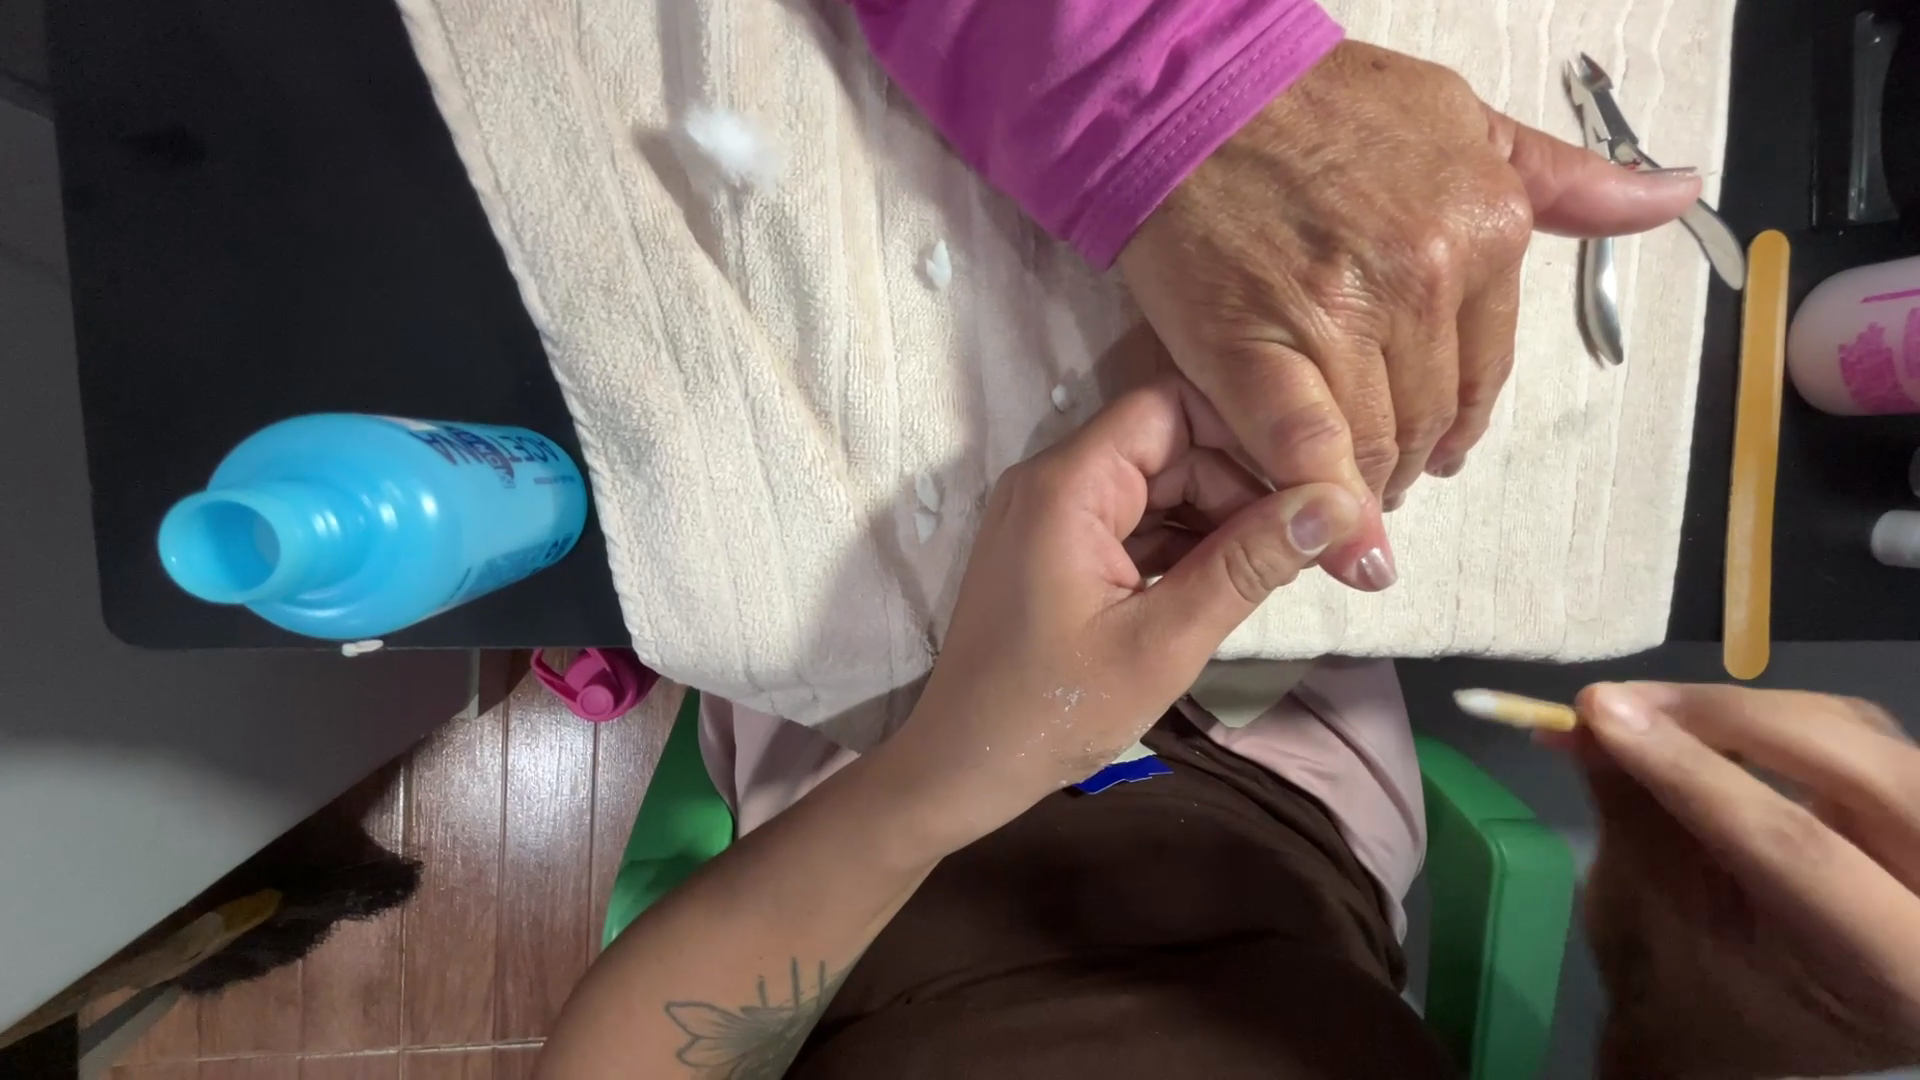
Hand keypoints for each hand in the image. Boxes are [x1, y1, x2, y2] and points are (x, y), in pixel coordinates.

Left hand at [872, 378, 1361, 851]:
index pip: (1171, 404)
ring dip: (1215, 520)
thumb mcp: (1163, 641)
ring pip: (1154, 487)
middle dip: (1239, 487)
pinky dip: (1178, 544)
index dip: (1247, 428)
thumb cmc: (1056, 710)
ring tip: (1278, 567)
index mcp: (1069, 483)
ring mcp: (1049, 515)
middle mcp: (1053, 480)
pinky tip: (1224, 580)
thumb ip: (1249, 564)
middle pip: (1168, 446)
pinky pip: (1130, 522)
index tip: (1314, 477)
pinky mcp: (1054, 548)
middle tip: (1310, 543)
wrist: (964, 763)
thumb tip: (1336, 503)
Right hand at [1118, 41, 1702, 589]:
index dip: (1454, 429)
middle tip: (1378, 492)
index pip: (1479, 371)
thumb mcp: (1458, 120)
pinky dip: (1324, 501)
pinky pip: (1303, 444)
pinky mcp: (1255, 352)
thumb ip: (1557, 177)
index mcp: (1479, 232)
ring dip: (1364, 491)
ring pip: (1371, 441)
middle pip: (1426, 418)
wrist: (1192, 108)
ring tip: (1345, 508)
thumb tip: (1668, 198)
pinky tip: (1345, 553)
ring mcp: (1338, 322)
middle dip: (1406, 468)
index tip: (1428, 459)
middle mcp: (1421, 282)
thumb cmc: (1312, 111)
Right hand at [1568, 682, 1919, 1077]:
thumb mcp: (1649, 906)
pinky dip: (1761, 717)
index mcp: (1901, 974)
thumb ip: (1632, 806)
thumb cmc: (1685, 985)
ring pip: (1862, 734)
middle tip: (1618, 700)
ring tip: (1644, 709)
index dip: (1686, 767)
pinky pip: (1854, 734)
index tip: (1597, 711)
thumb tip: (1593, 720)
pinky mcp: (1915, 818)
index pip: (1796, 846)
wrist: (1737, 1024)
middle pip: (1867, 770)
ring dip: (1739, 710)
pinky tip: (1692, 724)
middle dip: (1728, 717)